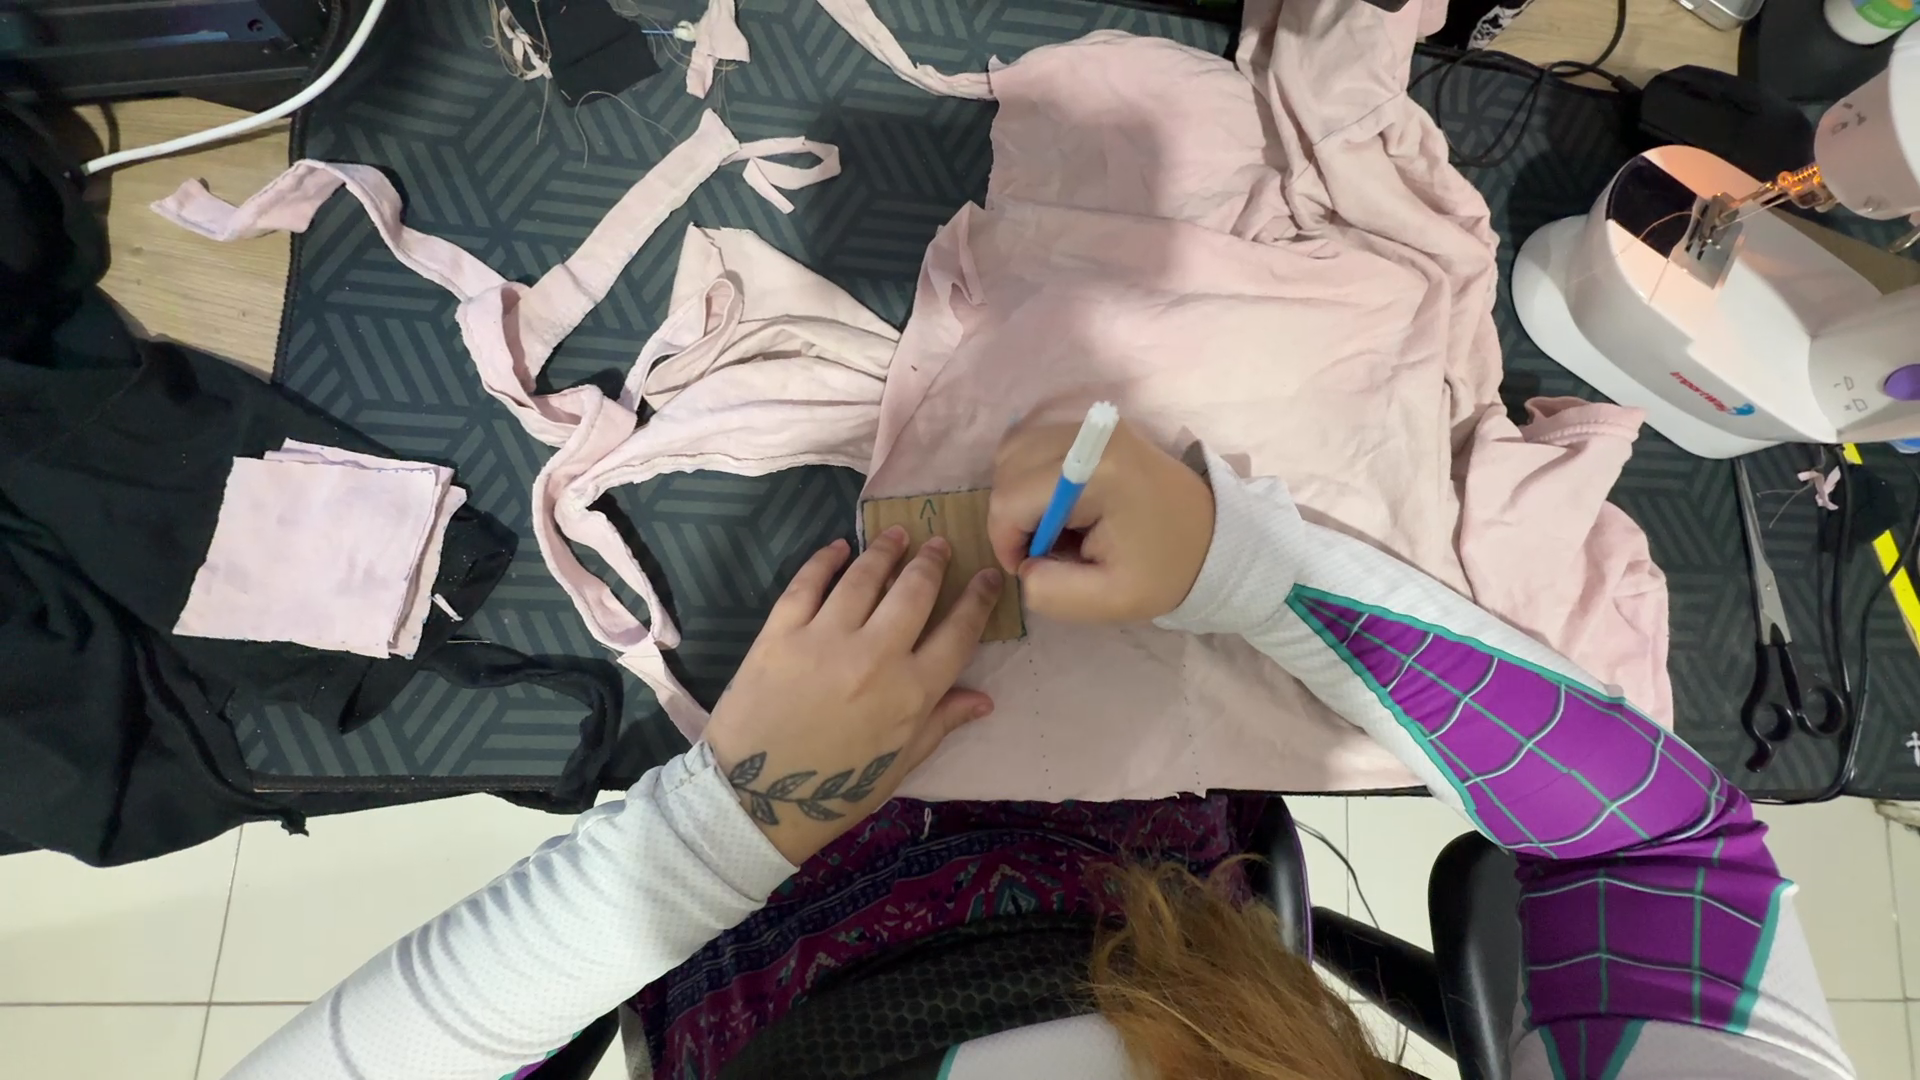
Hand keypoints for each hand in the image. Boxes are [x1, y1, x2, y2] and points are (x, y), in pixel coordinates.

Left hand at [703, 528, 1002, 864]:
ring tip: (897, 534)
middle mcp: (875, 656)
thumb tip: (984, 697)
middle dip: (932, 561)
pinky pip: (807, 583)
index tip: (986, 575)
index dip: (977, 599)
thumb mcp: (900, 764)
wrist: (753, 804)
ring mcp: (825, 639)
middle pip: (914, 591)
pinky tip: (838, 547)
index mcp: (911, 693)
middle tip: (938, 543)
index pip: (958, 632)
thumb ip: (941, 722)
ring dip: (885, 551)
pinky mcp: (781, 633)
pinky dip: (825, 559)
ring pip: (864, 577)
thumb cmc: (835, 791)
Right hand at [987, 418, 1214, 622]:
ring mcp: (1091, 424)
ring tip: (1052, 526)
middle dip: (1011, 517)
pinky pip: (1032, 442)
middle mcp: (1090, 435)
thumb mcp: (1110, 600)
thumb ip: (1051, 591)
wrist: (1214, 539)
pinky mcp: (1092, 426)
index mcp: (1098, 473)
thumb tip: (1022, 565)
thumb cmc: (1165, 570)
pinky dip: (1029, 475)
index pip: (1011, 498)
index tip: (1029, 568)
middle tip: (1044, 550)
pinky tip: (1056, 504)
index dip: (1005, 540)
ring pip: (1013, 451)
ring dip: (1018, 494)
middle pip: (1007, 469)